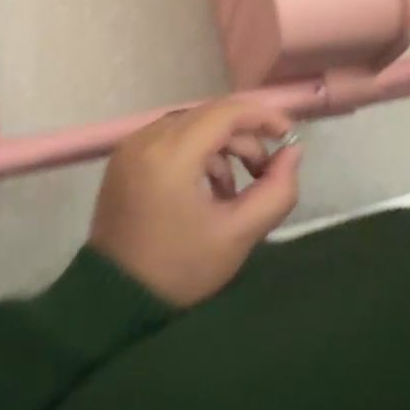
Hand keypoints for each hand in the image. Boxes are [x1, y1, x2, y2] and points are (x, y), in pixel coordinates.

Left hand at [89, 99, 300, 307]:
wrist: (116, 296)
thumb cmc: (180, 267)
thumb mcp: (238, 233)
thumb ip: (276, 190)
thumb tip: (294, 153)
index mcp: (171, 154)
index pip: (224, 112)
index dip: (262, 116)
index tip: (289, 136)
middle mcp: (145, 138)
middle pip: (207, 116)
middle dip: (243, 137)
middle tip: (265, 172)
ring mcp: (129, 147)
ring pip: (188, 126)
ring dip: (220, 148)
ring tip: (234, 192)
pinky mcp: (122, 160)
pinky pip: (167, 140)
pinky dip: (194, 154)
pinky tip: (207, 191)